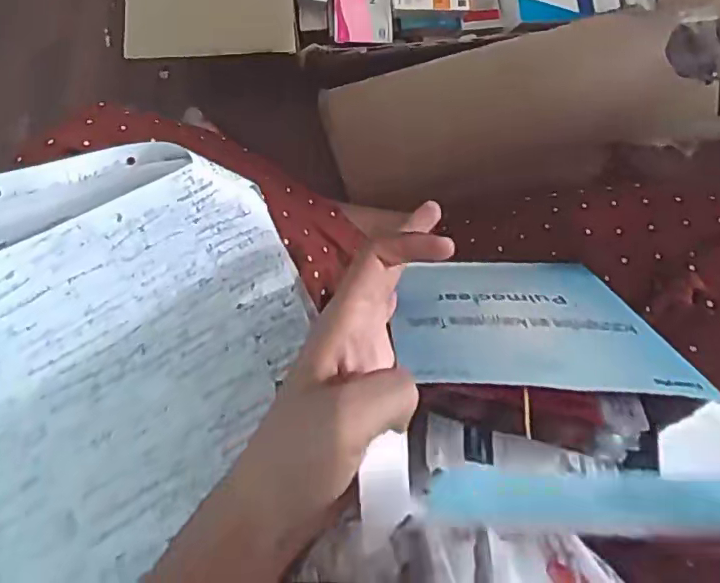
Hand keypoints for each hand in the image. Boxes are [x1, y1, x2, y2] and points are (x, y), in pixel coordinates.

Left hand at [149, 202, 453, 580]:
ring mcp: (356, 360)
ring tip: (441, 264)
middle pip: (379, 271)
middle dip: (407, 241)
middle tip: (438, 218)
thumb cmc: (300, 450)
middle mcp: (350, 332)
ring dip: (412, 278)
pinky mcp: (365, 390)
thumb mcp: (348, 417)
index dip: (407, 243)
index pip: (374, 263)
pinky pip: (398, 342)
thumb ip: (391, 388)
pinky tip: (434, 335)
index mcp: (341, 324)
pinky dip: (417, 323)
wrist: (273, 501)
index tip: (446, 243)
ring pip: (387, 302)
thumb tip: (413, 380)